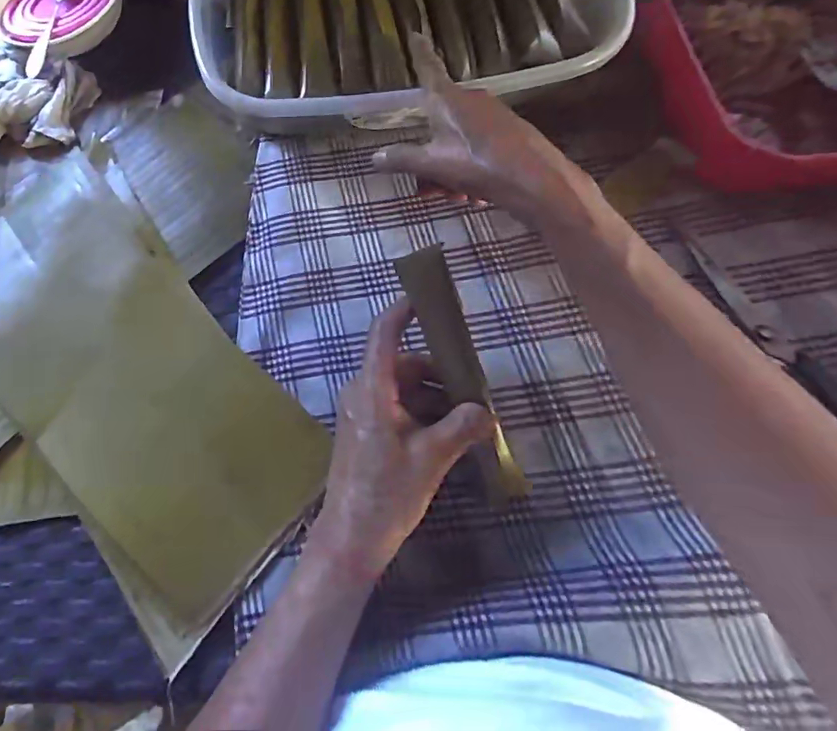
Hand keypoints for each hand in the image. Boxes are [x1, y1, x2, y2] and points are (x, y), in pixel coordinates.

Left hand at [307, 296, 494, 583]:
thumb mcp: (431, 458)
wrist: (352, 537)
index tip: (423, 298)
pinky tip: (447, 434)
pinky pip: (395, 407)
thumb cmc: (387, 492)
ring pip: (400, 388)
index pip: (383, 336)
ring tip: (467, 416)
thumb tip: (484, 409)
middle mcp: (362, 393)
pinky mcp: (365, 431)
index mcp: (372, 389)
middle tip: (472, 387)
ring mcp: (361, 413)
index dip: (401, 312)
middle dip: (435, 371)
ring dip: (431, 395)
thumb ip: (460, 427)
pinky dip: (419, 411)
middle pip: (400, 365)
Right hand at [373, 33, 599, 226]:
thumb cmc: (482, 166)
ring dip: (449, 173)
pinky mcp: (510, 136)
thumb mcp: (434, 165)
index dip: (420, 53)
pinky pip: (477, 151)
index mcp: (449, 101)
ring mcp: (493, 118)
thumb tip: (375, 156)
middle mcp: (471, 102)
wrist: (542, 184)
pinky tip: (476, 197)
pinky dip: (470, 173)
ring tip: (457, 198)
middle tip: (427, 190)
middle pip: (437, 125)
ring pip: (456, 143)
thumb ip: (402, 159)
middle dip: (427, 158)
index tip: (415, 32)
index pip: (429, 69)